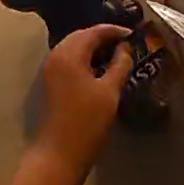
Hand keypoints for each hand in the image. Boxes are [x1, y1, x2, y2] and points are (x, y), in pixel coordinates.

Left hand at [32, 25, 133, 175]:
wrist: (59, 153)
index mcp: (69, 54)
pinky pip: (69, 60)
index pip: (94, 32)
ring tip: (116, 55)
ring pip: (74, 48)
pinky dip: (85, 58)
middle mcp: (56, 56)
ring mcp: (50, 69)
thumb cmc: (87, 122)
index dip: (114, 31)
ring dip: (93, 48)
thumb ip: (120, 64)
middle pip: (81, 36)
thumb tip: (125, 48)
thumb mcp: (110, 91)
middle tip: (126, 44)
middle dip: (103, 37)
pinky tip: (100, 68)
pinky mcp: (50, 82)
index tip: (133, 34)